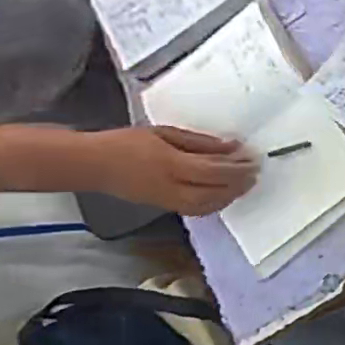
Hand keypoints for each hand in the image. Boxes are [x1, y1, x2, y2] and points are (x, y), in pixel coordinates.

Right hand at [83, 126, 257, 215]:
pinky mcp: (165, 207)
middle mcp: (170, 186)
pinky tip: (226, 193)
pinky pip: (199, 210)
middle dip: (240, 183)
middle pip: (215, 191)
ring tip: (245, 182)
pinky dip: (217, 203)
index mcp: (169, 163)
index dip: (238, 167)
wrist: (90, 164)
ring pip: (209, 205)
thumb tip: (234, 147)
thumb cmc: (126, 142)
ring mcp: (167, 200)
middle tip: (255, 171)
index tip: (254, 159)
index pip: (213, 170)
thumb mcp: (165, 133)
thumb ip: (201, 143)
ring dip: (232, 195)